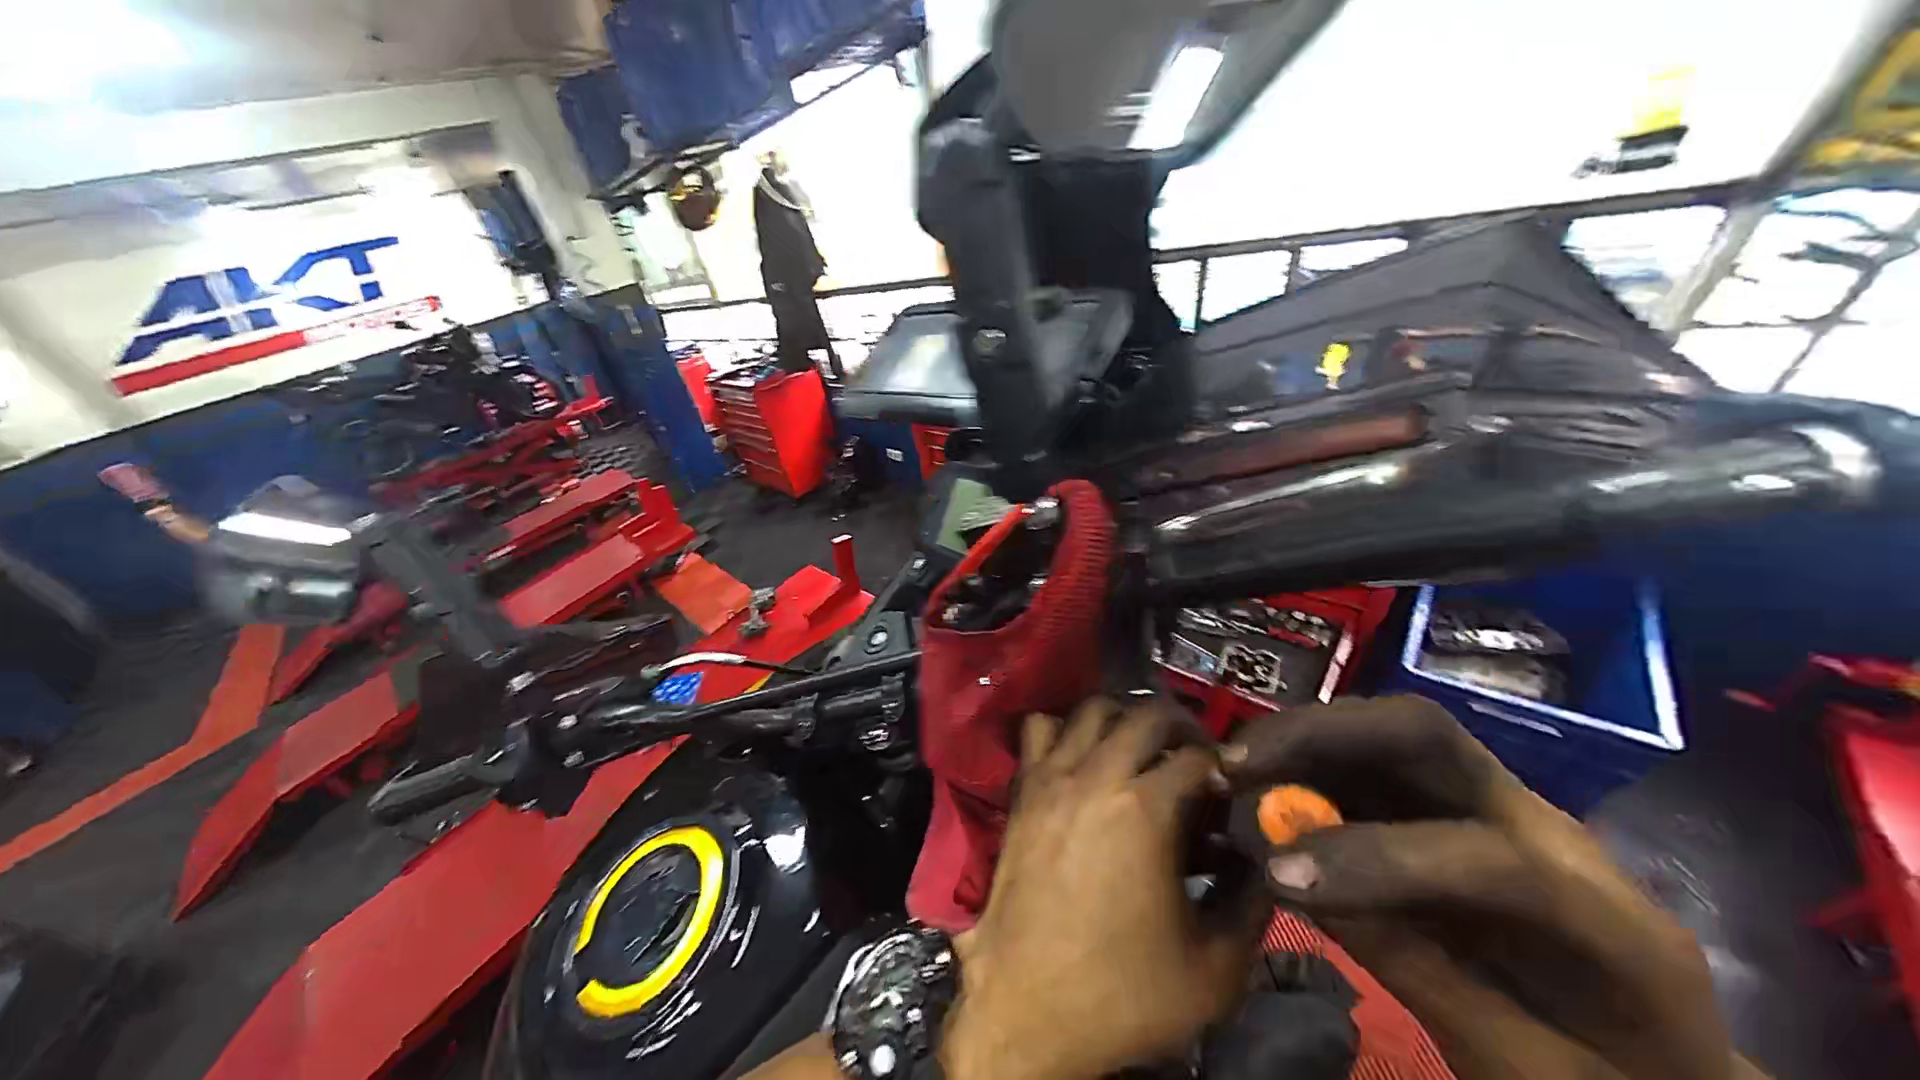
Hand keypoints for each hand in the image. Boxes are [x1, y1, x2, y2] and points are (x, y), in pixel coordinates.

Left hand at [942, 698, 1268, 1079]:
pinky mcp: (1022, 791)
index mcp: (1146, 811)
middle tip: (1194, 758)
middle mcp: (1096, 776)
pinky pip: (1038, 729)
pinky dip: (1064, 729)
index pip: (1196, 756)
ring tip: (1141, 749)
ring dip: (1123, 718)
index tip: (1228, 793)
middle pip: (1146, 714)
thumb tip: (1261, 862)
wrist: (1027, 1010)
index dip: (1221, 769)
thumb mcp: (1215, 971)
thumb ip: (1251, 905)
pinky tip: (1082, 757)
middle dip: (1181, 727)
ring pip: (1091, 709)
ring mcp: (1052, 778)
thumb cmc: (1121, 993)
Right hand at [1223, 696, 1743, 1079]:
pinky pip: (1373, 758)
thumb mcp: (1517, 1068)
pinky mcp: (1451, 801)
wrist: (1661, 1068)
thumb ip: (1413, 969)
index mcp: (1607, 919)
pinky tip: (1266, 780)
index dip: (1379, 859)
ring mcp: (1496, 801)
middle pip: (1429, 737)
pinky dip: (1310, 760)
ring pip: (1390, 729)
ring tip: (1235, 767)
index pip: (1491, 860)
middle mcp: (1544, 826)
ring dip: (1302, 737)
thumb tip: (1293, 879)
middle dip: (1321, 737)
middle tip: (1237, 766)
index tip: (1278, 877)